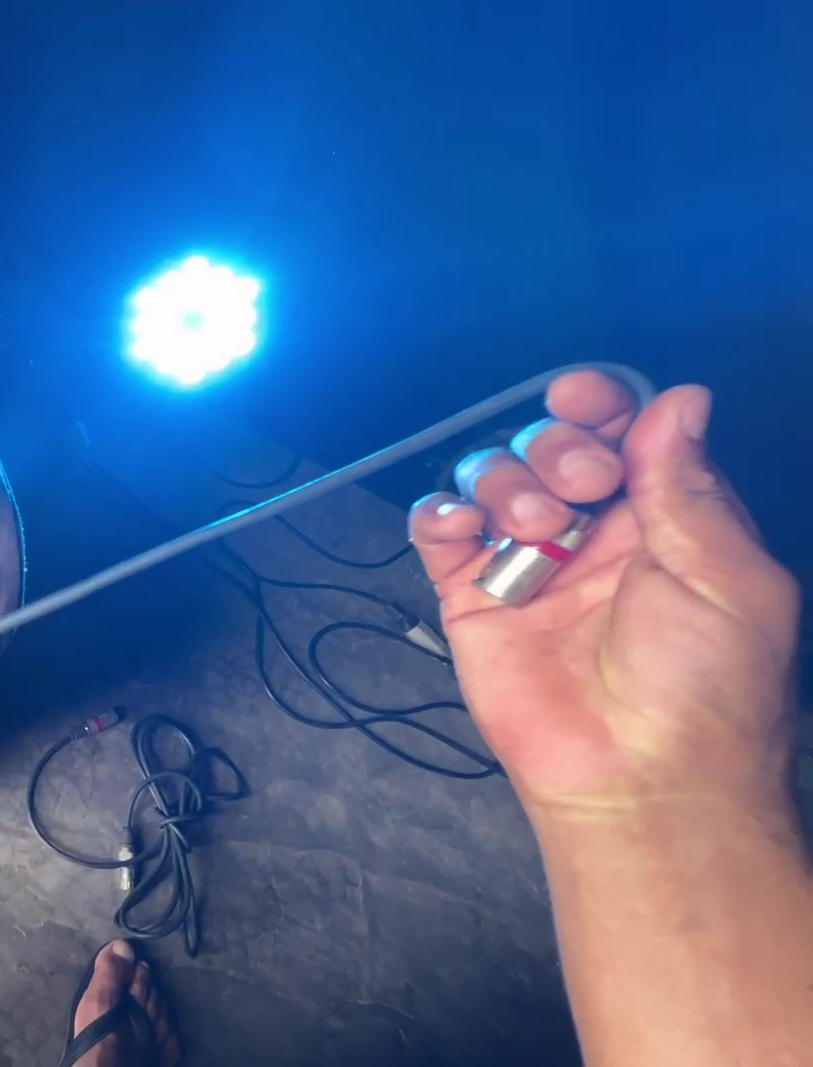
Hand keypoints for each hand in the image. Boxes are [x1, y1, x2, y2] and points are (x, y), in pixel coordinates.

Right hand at [409, 373, 799, 825]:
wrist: (627, 765)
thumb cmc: (702, 681)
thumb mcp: (726, 579)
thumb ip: (685, 490)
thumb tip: (676, 401)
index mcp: (661, 522)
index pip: (623, 439)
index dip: (600, 406)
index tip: (579, 395)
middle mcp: (587, 530)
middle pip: (545, 448)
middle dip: (553, 448)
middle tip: (579, 488)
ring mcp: (520, 557)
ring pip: (486, 477)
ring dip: (502, 481)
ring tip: (529, 527)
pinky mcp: (464, 586)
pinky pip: (434, 528)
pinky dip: (438, 513)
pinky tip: (461, 527)